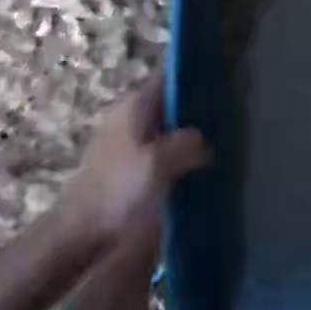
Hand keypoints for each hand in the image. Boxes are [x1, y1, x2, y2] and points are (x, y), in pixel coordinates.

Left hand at [59, 80, 210, 244]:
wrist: (80, 235)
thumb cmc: (118, 190)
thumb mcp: (158, 163)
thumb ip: (187, 144)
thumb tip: (204, 141)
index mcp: (136, 104)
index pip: (170, 76)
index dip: (195, 74)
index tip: (224, 80)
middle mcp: (131, 115)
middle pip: (171, 102)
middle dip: (197, 109)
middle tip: (230, 119)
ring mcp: (128, 141)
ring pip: (168, 129)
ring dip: (190, 136)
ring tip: (222, 145)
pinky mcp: (129, 167)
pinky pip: (162, 152)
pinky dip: (179, 157)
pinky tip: (199, 170)